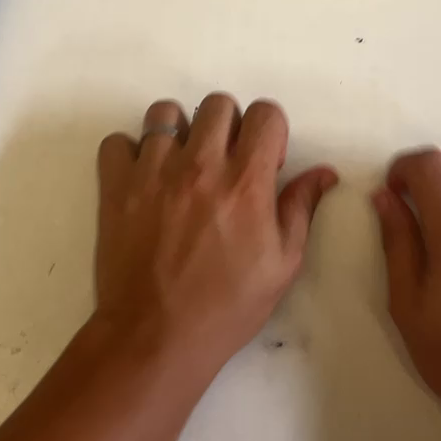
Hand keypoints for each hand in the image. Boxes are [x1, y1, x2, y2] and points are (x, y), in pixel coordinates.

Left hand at [93, 94, 335, 377]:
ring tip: (181, 165)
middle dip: (229, 126)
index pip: (265, 113)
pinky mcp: (116, 187)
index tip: (264, 162)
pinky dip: (130, 154)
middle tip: (225, 162)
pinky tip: (143, 179)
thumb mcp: (282, 263)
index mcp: (246, 182)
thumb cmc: (228, 305)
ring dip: (179, 132)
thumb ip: (300, 208)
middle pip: (218, 103)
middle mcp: (200, 166)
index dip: (271, 132)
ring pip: (165, 113)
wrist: (156, 337)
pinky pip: (118, 142)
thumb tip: (324, 172)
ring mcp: (153, 173)